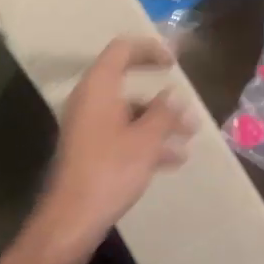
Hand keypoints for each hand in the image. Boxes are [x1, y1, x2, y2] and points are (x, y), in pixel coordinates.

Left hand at [0, 37, 195, 263]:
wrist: (73, 214)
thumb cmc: (110, 168)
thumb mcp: (144, 140)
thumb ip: (163, 113)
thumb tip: (174, 93)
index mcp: (98, 84)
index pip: (123, 49)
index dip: (149, 49)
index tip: (174, 61)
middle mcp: (90, 97)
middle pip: (128, 81)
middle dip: (161, 96)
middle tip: (186, 102)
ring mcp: (88, 122)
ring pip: (128, 112)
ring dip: (158, 122)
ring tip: (189, 136)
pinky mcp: (90, 147)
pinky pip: (121, 132)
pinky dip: (145, 139)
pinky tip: (172, 159)